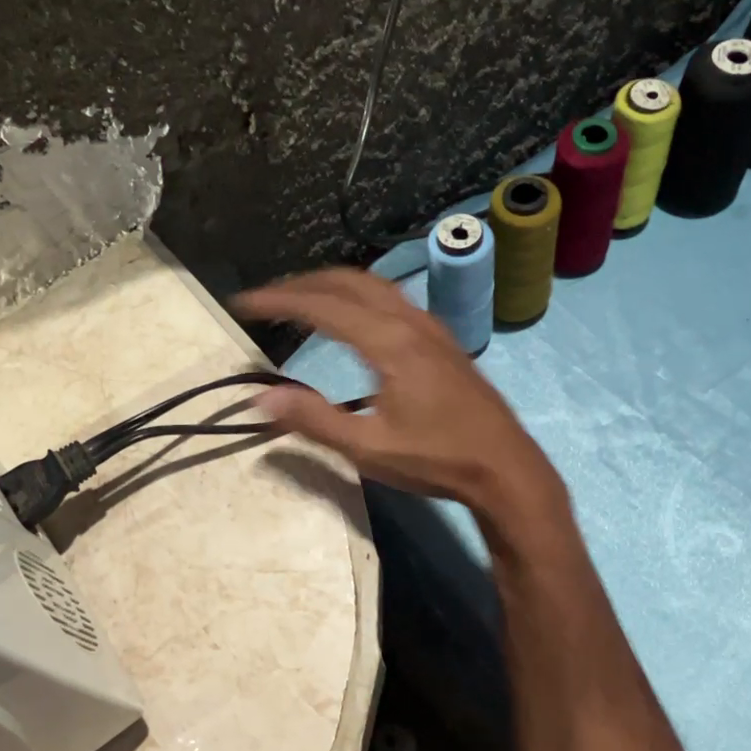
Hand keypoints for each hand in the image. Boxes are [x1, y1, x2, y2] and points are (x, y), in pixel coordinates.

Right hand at [237, 269, 564, 517]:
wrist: (506, 469)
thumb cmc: (437, 460)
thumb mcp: (368, 448)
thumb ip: (314, 421)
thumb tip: (261, 399)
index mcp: (390, 342)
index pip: (322, 305)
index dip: (279, 300)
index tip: (244, 302)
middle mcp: (411, 323)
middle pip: (350, 281)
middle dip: (304, 283)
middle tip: (269, 298)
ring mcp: (433, 329)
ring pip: (376, 286)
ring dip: (335, 286)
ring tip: (305, 301)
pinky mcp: (445, 342)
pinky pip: (395, 300)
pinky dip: (362, 297)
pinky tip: (357, 321)